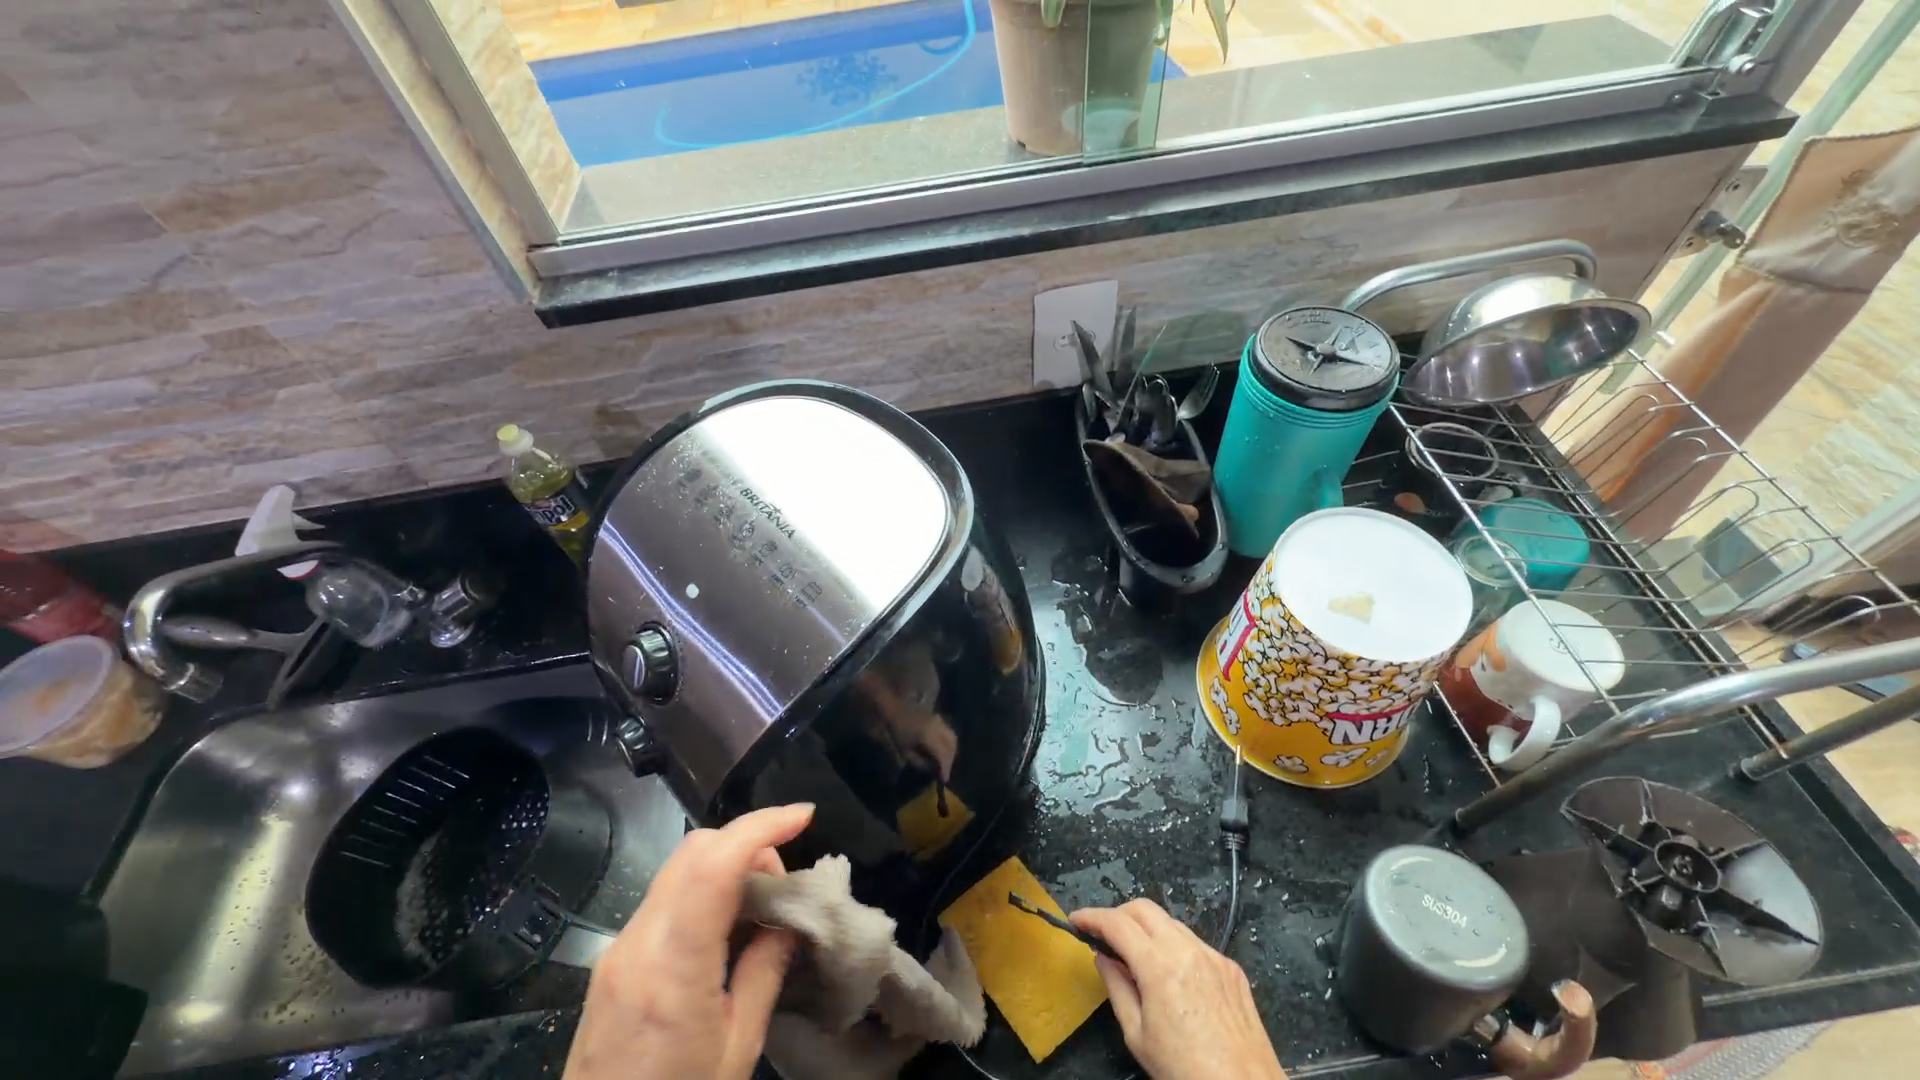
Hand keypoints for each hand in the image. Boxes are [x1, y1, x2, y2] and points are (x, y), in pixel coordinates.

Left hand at [563, 803, 815, 1079]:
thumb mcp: (737, 1048)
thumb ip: (764, 971)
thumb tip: (789, 918)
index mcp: (672, 969)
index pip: (713, 865)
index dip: (761, 827)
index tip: (804, 816)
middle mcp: (637, 943)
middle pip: (693, 851)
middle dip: (749, 842)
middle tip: (786, 883)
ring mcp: (618, 948)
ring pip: (678, 868)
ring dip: (727, 863)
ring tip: (763, 904)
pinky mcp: (613, 959)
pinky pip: (665, 897)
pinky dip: (704, 888)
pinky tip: (728, 925)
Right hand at [1070, 899, 1287, 1079]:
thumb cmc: (1183, 1071)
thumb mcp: (1137, 1036)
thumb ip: (1117, 988)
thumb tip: (1104, 957)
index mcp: (1160, 966)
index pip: (1117, 923)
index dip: (1092, 917)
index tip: (1076, 920)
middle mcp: (1188, 950)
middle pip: (1145, 908)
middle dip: (1118, 915)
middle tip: (1104, 936)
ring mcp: (1214, 956)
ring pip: (1171, 922)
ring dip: (1148, 929)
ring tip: (1137, 958)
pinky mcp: (1231, 968)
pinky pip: (1196, 944)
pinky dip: (1175, 947)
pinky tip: (1172, 976)